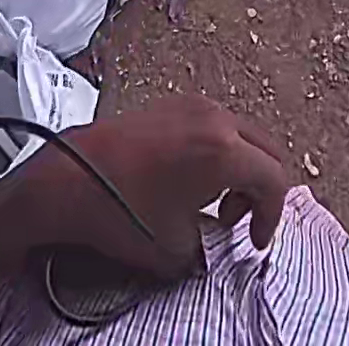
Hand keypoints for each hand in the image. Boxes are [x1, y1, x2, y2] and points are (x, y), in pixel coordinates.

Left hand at [13, 95, 289, 279]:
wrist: (74, 176)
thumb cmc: (123, 209)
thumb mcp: (177, 245)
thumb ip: (212, 240)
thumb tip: (214, 236)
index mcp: (224, 150)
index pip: (274, 178)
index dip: (271, 216)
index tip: (253, 240)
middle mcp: (216, 119)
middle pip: (265, 149)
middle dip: (259, 188)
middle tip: (237, 219)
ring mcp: (195, 105)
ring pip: (241, 133)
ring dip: (239, 166)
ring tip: (211, 199)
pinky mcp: (175, 103)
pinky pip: (214, 124)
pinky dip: (218, 149)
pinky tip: (191, 175)